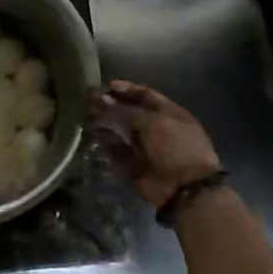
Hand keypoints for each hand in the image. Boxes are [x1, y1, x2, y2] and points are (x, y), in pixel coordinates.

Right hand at [94, 80, 222, 209]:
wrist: (184, 187)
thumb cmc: (176, 147)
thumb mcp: (153, 122)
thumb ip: (126, 111)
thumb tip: (103, 100)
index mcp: (167, 112)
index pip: (144, 95)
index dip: (126, 89)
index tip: (107, 86)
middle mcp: (155, 126)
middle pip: (129, 112)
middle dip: (111, 106)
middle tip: (91, 103)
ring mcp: (143, 145)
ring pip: (119, 130)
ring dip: (105, 124)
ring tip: (88, 118)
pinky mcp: (132, 162)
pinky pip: (115, 149)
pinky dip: (105, 144)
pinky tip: (94, 137)